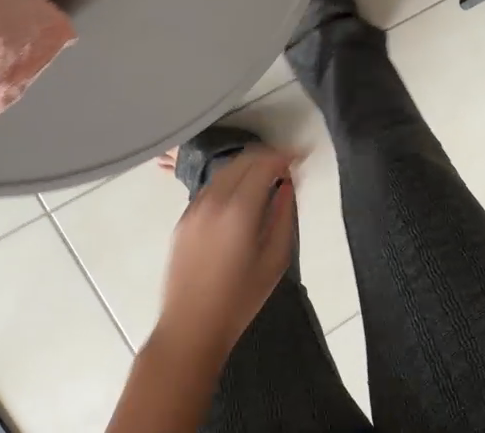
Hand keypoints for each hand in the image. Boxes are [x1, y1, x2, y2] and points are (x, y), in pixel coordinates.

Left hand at [154, 146, 298, 368]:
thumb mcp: (275, 259)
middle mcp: (214, 201)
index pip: (264, 163)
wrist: (190, 328)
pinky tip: (241, 198)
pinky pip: (211, 188)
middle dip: (268, 157)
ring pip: (225, 170)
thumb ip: (284, 216)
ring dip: (248, 167)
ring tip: (267, 179)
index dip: (285, 155)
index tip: (301, 157)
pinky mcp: (183, 219)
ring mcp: (194, 209)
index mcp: (239, 210)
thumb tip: (287, 187)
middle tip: (287, 167)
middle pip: (243, 160)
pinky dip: (230, 182)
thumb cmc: (240, 300)